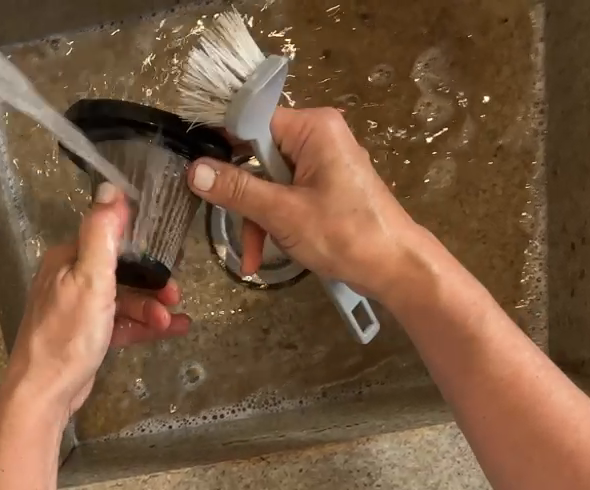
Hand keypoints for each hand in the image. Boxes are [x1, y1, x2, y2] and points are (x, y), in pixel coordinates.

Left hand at [4, 184, 191, 417]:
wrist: (44, 391)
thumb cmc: (67, 336)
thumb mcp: (89, 279)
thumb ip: (102, 234)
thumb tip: (111, 189)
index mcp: (67, 260)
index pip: (109, 239)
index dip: (142, 246)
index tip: (170, 254)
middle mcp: (70, 280)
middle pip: (121, 271)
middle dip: (151, 283)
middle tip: (175, 295)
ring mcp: (78, 310)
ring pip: (123, 300)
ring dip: (151, 308)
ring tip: (173, 321)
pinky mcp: (87, 336)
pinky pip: (121, 324)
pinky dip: (144, 326)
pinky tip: (170, 330)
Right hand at [189, 107, 430, 304]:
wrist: (394, 266)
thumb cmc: (345, 234)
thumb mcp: (283, 213)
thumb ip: (237, 190)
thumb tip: (195, 170)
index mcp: (313, 128)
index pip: (254, 122)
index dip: (225, 148)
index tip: (202, 176)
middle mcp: (319, 137)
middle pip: (260, 158)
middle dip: (245, 201)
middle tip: (235, 234)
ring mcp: (324, 164)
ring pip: (271, 185)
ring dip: (259, 222)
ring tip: (255, 259)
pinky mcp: (327, 189)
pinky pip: (288, 198)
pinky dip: (276, 225)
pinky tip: (269, 254)